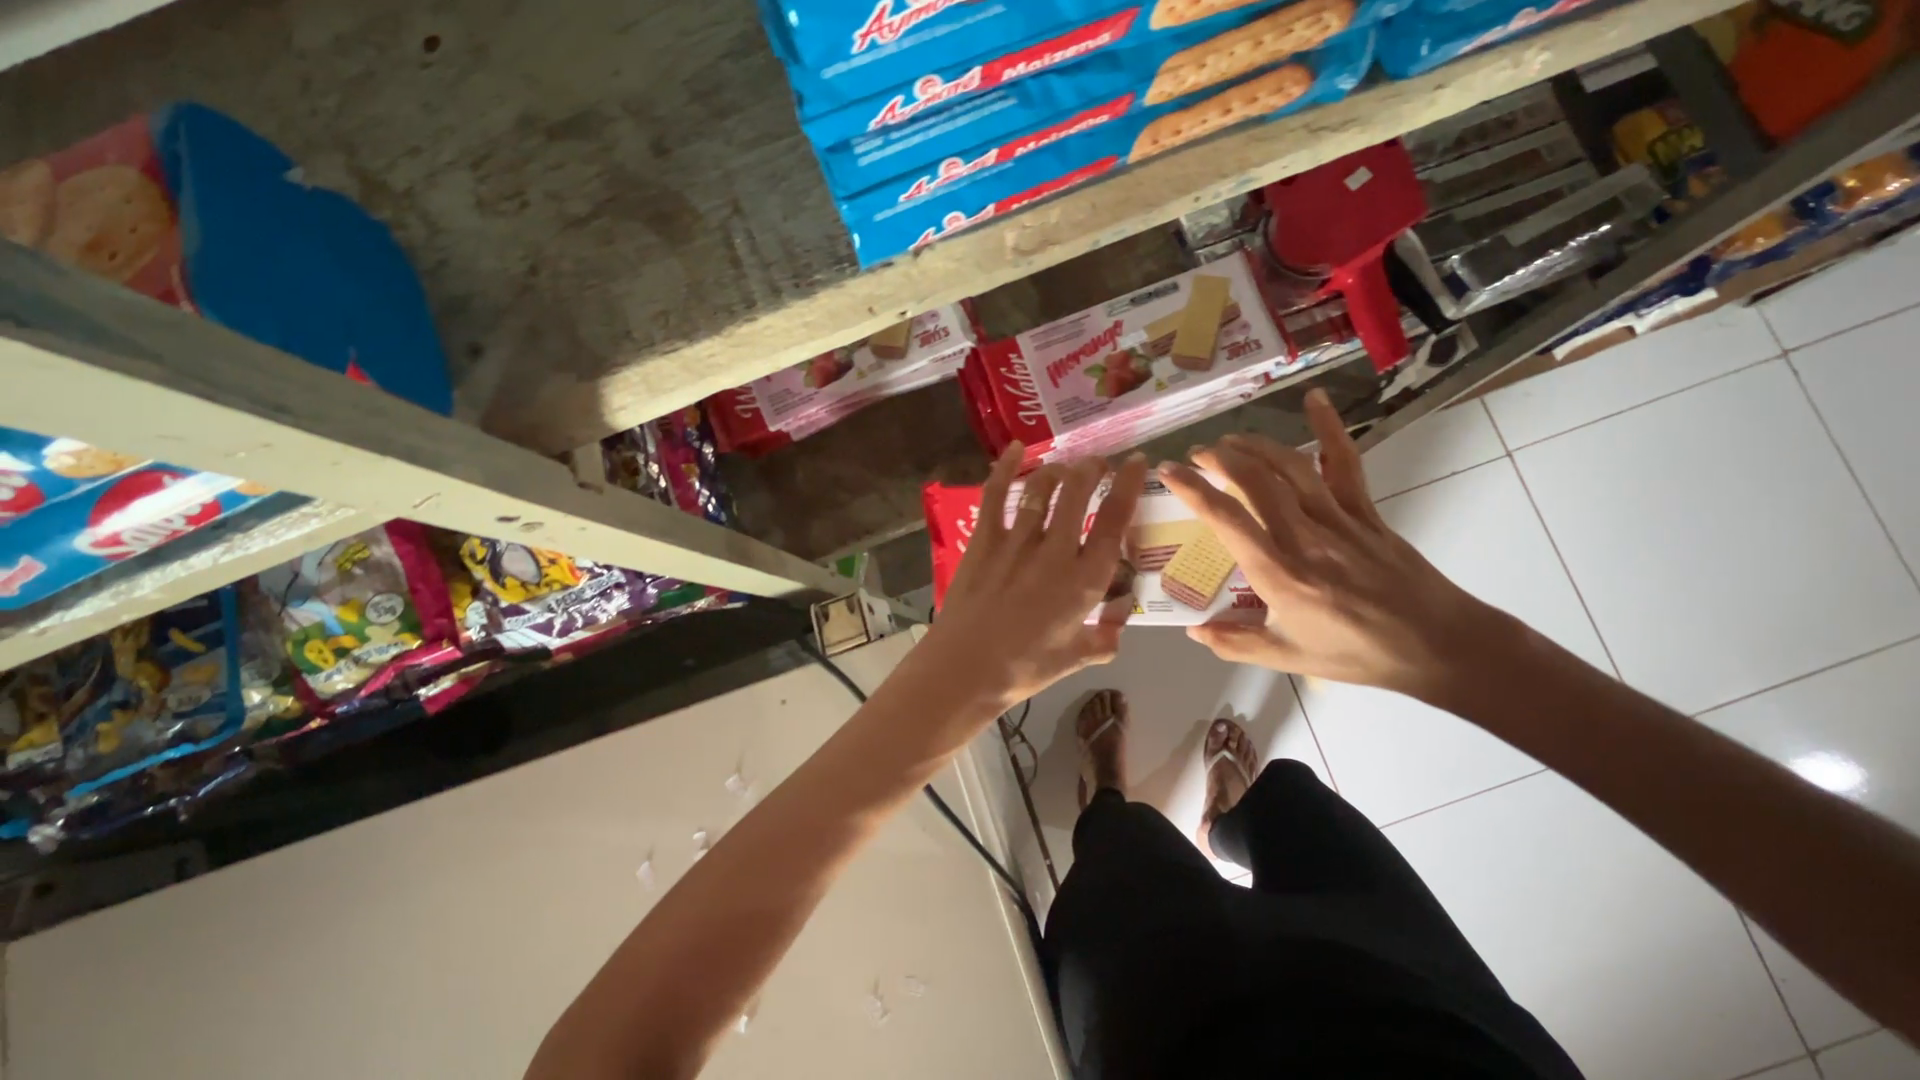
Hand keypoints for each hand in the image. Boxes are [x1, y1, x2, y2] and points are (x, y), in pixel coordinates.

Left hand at [921, 446, 1149, 709]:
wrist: (966, 669)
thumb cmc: (1024, 668)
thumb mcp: (1077, 659)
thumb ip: (1103, 639)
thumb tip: (1117, 628)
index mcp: (1086, 580)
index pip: (1115, 519)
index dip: (1129, 485)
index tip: (1137, 463)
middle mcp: (1057, 551)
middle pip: (1079, 492)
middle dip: (1092, 469)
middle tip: (1097, 463)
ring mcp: (1018, 542)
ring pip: (1043, 488)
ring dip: (1058, 470)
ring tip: (1066, 466)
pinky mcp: (984, 540)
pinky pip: (996, 494)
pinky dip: (1005, 467)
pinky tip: (1015, 448)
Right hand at [1158, 391, 1509, 701]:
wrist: (1437, 643)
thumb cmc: (1357, 654)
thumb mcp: (1288, 658)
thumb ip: (1236, 643)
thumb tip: (1192, 630)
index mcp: (1280, 575)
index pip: (1226, 520)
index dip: (1192, 490)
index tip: (1168, 471)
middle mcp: (1305, 537)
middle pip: (1255, 482)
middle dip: (1219, 459)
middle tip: (1195, 455)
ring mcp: (1338, 519)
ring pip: (1290, 467)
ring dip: (1255, 446)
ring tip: (1230, 440)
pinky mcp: (1365, 511)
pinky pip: (1344, 463)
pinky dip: (1329, 428)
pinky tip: (1314, 400)